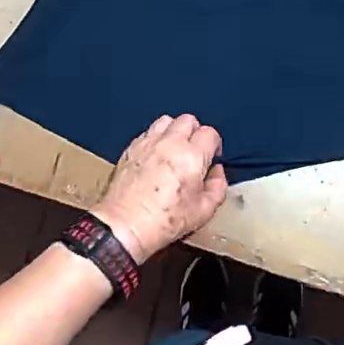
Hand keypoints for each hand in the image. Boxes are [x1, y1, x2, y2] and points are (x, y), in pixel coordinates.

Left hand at [89, 114, 228, 263]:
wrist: (126, 224)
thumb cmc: (164, 220)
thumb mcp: (204, 210)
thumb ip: (217, 186)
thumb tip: (217, 173)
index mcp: (191, 156)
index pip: (209, 133)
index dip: (214, 144)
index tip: (211, 156)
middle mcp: (169, 143)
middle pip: (188, 120)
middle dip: (195, 132)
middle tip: (194, 150)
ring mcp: (147, 143)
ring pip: (165, 121)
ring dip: (173, 130)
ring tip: (174, 149)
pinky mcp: (130, 148)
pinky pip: (146, 133)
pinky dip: (154, 139)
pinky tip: (155, 155)